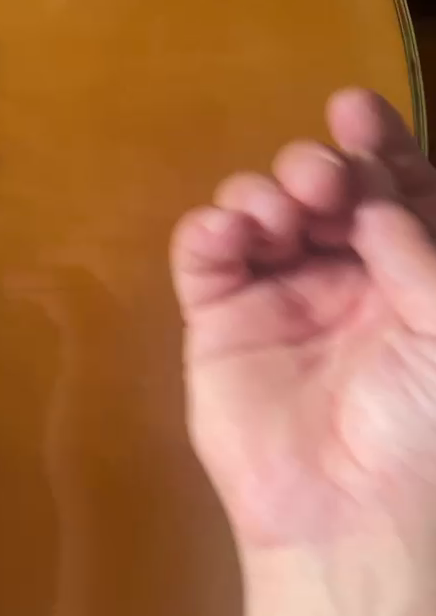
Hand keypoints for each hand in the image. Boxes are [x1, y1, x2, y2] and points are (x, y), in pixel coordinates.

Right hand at [173, 88, 435, 615]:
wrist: (353, 510)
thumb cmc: (434, 425)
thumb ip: (420, 260)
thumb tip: (369, 202)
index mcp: (426, 285)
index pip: (405, 201)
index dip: (384, 150)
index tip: (352, 105)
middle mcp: (356, 281)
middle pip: (327, 201)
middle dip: (319, 172)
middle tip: (316, 176)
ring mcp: (281, 296)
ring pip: (259, 219)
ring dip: (261, 198)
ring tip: (274, 211)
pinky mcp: (217, 315)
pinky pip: (204, 256)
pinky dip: (210, 233)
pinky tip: (227, 232)